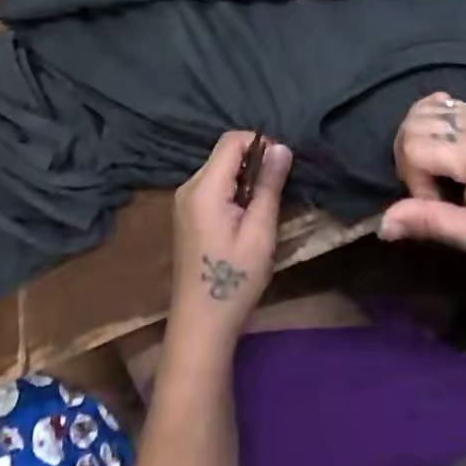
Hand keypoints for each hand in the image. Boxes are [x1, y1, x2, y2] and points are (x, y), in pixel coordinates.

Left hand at [167, 131, 291, 340]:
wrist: (200, 323)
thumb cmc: (235, 279)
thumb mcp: (260, 232)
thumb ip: (269, 186)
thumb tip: (282, 147)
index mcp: (204, 187)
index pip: (230, 141)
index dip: (259, 143)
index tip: (281, 165)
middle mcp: (188, 186)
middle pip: (223, 154)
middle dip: (253, 162)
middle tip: (277, 188)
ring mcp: (183, 201)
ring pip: (218, 170)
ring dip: (243, 178)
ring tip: (263, 206)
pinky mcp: (185, 214)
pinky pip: (211, 186)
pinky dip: (231, 190)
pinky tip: (245, 217)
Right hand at [379, 94, 465, 281]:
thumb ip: (429, 223)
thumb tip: (381, 225)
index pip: (414, 147)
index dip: (413, 179)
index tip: (436, 206)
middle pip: (413, 123)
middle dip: (410, 158)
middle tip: (435, 191)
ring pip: (423, 109)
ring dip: (418, 140)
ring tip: (440, 172)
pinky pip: (443, 104)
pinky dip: (432, 124)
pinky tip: (446, 152)